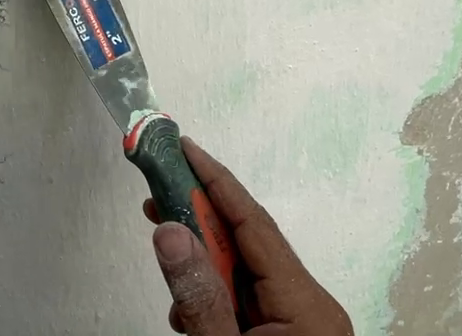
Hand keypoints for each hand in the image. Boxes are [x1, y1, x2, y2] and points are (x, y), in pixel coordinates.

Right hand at [143, 138, 353, 334]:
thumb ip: (199, 298)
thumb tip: (168, 229)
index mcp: (306, 305)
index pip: (252, 221)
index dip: (214, 178)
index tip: (183, 143)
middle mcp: (309, 306)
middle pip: (246, 241)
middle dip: (198, 217)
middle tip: (151, 195)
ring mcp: (302, 325)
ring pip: (243, 272)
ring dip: (202, 263)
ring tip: (167, 265)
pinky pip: (247, 300)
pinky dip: (214, 296)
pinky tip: (189, 316)